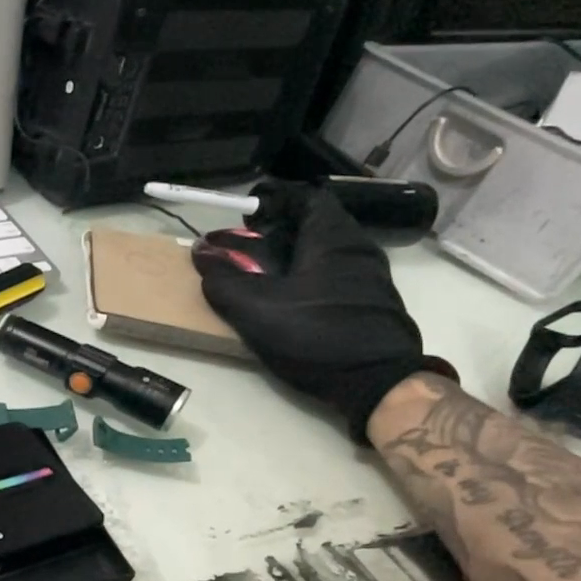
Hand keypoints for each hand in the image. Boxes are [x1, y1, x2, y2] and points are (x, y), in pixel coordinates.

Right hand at [191, 182, 453, 444]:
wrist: (379, 381)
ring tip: (257, 273)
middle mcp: (356, 249)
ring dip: (289, 255)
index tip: (246, 212)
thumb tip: (201, 253)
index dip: (274, 200)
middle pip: (313, 225)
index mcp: (332, 239)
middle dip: (275, 230)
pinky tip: (286, 300)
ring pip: (322, 252)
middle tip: (243, 244)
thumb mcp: (258, 310)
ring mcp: (368, 277)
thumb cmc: (317, 335)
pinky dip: (305, 277)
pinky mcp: (370, 303)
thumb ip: (224, 281)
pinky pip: (332, 275)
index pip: (305, 199)